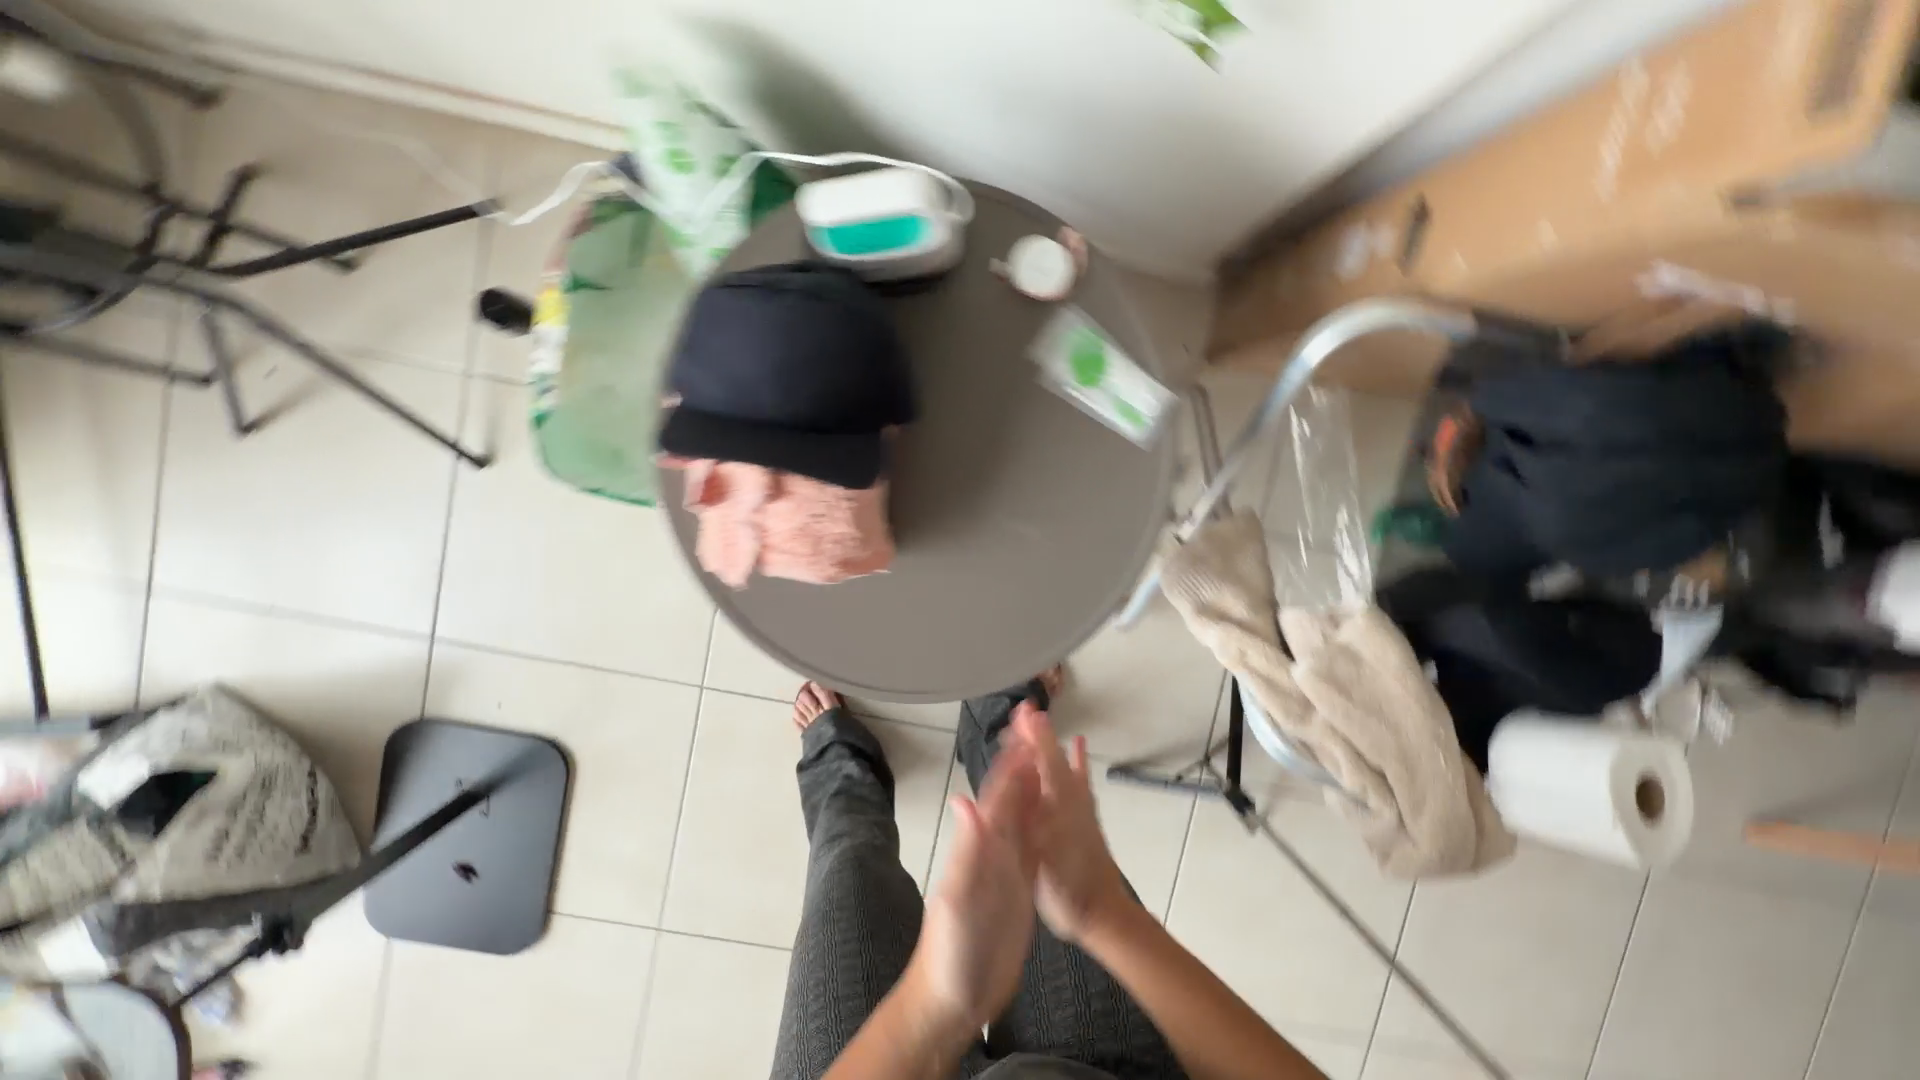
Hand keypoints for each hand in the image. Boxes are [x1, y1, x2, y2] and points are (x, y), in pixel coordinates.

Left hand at [907, 737, 1040, 1035]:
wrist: (953, 999)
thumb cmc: (950, 953)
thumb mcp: (957, 902)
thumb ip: (966, 852)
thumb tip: (965, 799)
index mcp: (979, 848)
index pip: (999, 795)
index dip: (1013, 762)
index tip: (1027, 729)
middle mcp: (992, 851)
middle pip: (1012, 798)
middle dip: (1024, 763)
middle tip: (1040, 727)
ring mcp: (1006, 869)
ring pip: (1024, 817)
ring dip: (1035, 786)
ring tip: (1050, 756)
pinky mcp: (1019, 890)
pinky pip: (1034, 847)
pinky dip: (1044, 824)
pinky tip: (1055, 811)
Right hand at [1006, 703, 1130, 942]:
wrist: (1103, 914)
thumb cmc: (1064, 890)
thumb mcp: (1031, 859)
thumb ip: (1006, 823)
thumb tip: (970, 798)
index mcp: (1050, 806)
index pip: (1035, 763)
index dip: (1026, 739)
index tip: (1015, 716)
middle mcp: (1066, 800)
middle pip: (1047, 759)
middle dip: (1034, 735)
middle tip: (1020, 713)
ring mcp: (1079, 808)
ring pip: (1062, 766)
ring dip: (1049, 743)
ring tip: (1036, 722)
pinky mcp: (1087, 817)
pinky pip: (1080, 781)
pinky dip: (1078, 762)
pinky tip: (1078, 745)